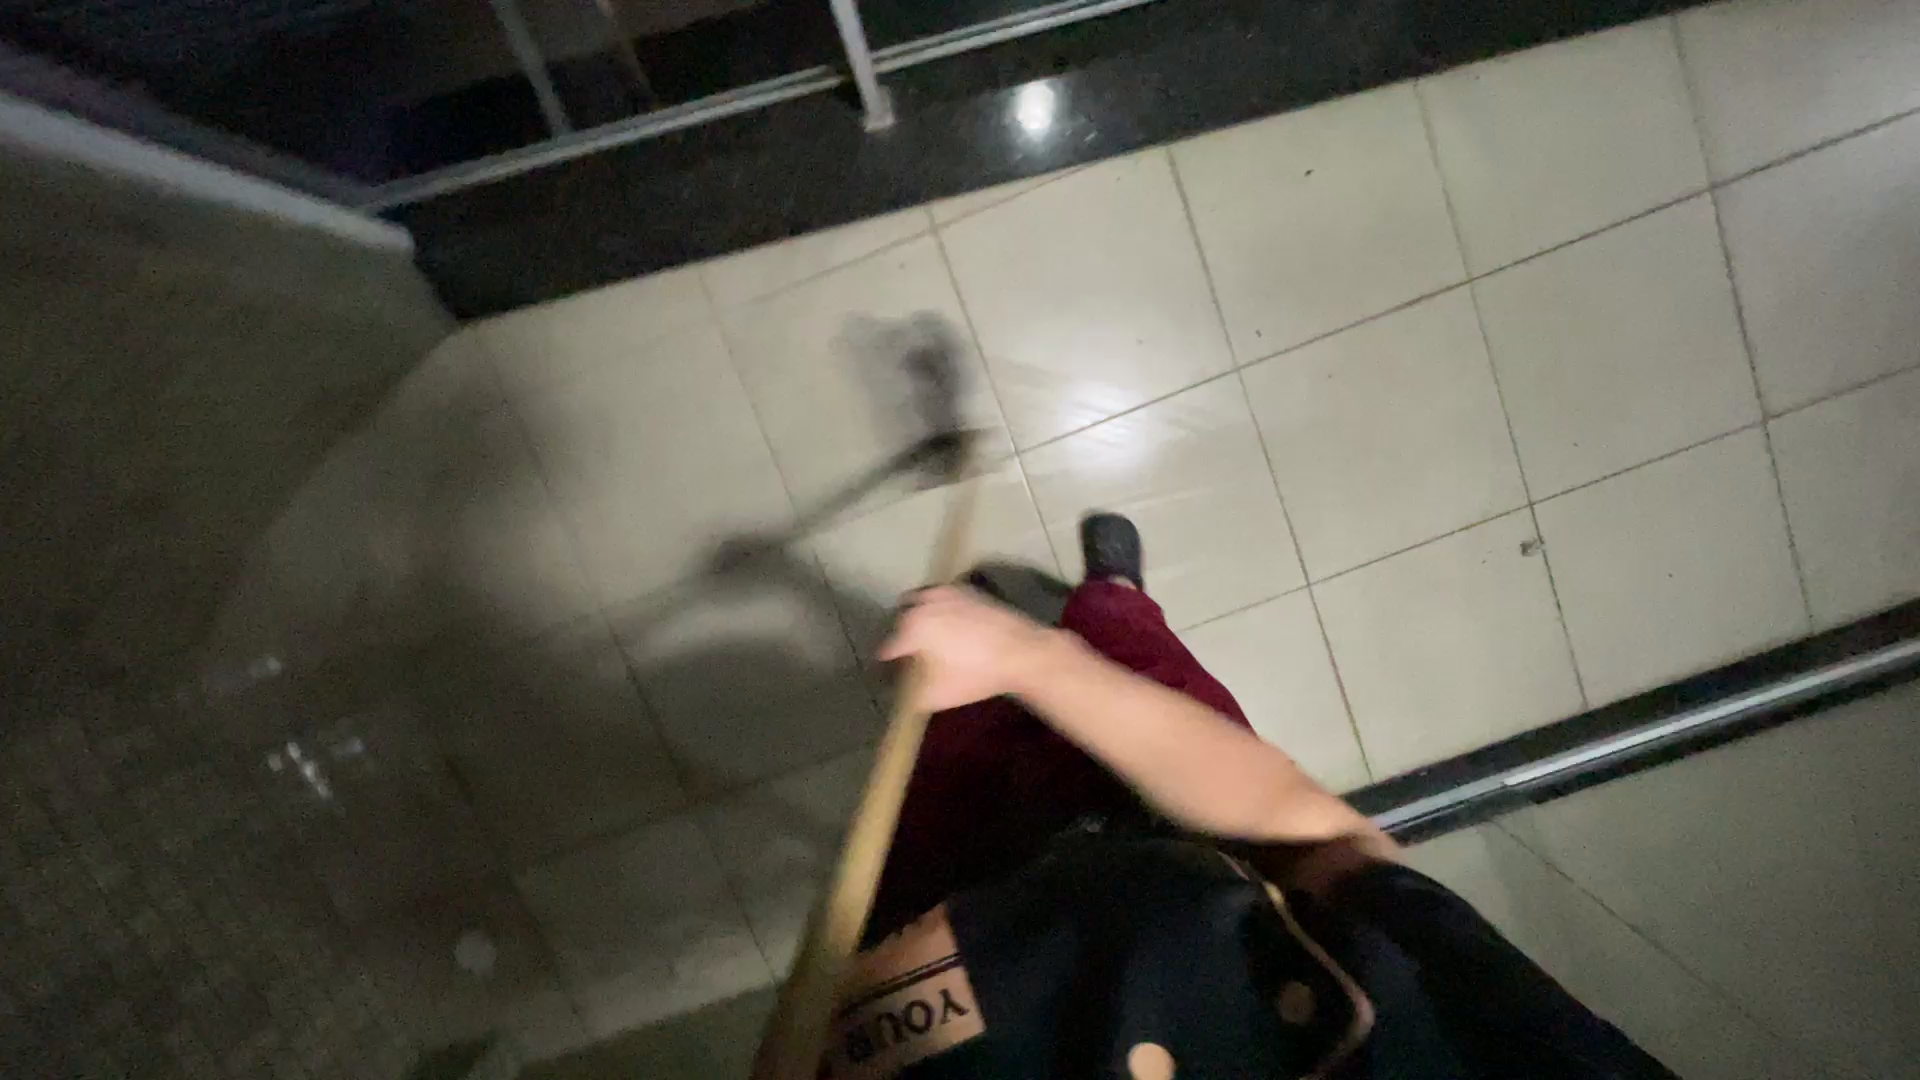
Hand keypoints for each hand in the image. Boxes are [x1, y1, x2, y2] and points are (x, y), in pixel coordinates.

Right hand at [877, 585, 1060, 710]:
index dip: (886, 661)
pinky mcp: (966, 589)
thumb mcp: (937, 696)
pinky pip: (941, 596)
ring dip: (916, 615)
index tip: (888, 669)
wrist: (1020, 651)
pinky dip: (938, 607)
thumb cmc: (976, 675)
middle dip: (899, 634)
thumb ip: (911, 694)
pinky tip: (948, 623)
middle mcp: (923, 603)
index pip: (887, 647)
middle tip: (905, 651)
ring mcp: (946, 592)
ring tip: (924, 634)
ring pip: (919, 601)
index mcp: (911, 628)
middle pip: (899, 618)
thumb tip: (904, 692)